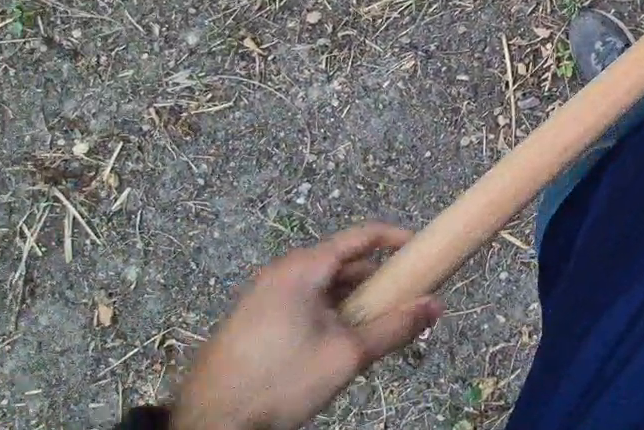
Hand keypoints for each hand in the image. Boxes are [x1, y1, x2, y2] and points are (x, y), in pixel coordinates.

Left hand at [173, 223, 442, 429]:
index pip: (363, 234)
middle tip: (399, 304)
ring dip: (352, 301)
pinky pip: (302, 303)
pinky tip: (334, 346)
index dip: (398, 238)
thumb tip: (437, 305)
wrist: (206, 428)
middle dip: (376, 280)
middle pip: (344, 262)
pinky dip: (327, 313)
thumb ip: (395, 327)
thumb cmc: (280, 381)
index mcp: (304, 267)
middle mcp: (282, 272)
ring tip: (369, 331)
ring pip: (323, 286)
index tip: (423, 253)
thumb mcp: (346, 356)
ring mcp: (262, 296)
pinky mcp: (250, 321)